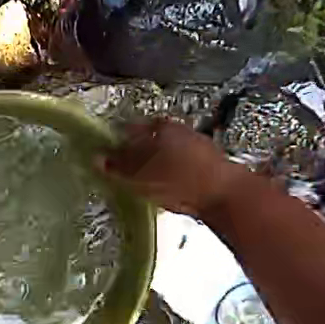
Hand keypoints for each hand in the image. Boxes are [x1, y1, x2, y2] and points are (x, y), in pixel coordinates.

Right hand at [100, 120, 249, 218]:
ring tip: (145, 181)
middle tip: (124, 169)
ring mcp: (199, 147)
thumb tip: (97, 158)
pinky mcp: (211, 166)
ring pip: (169, 151)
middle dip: (138, 151)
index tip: (108, 154)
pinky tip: (168, 188)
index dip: (117, 140)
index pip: (131, 128)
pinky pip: (183, 165)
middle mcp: (181, 131)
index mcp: (161, 127)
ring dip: (157, 163)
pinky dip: (173, 173)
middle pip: (152, 138)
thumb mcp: (140, 175)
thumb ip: (118, 166)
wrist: (227, 197)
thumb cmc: (179, 180)